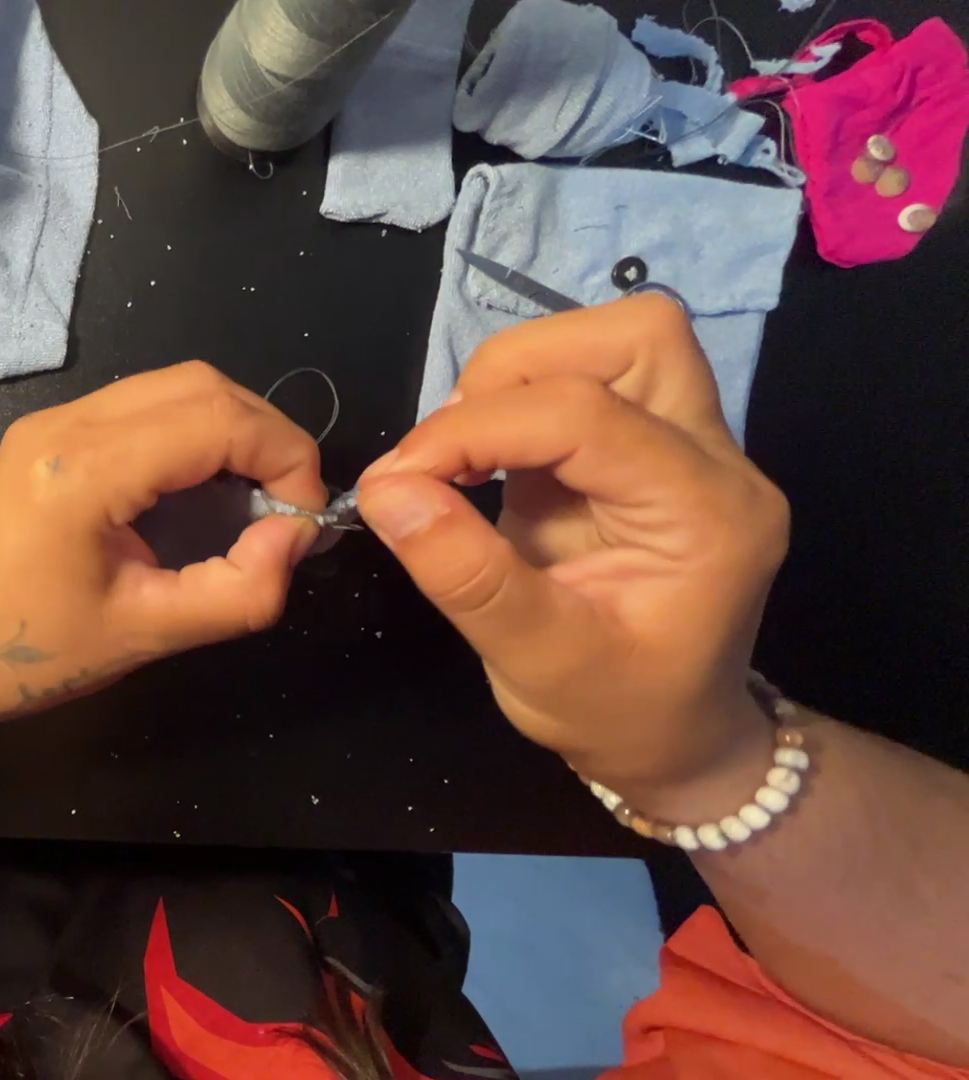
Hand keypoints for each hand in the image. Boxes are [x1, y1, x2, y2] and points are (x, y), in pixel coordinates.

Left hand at [0, 361, 325, 687]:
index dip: (283, 456)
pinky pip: (141, 404)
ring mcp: (50, 420)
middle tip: (283, 502)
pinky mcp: (49, 430)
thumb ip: (242, 589)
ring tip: (250, 494)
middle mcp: (63, 425)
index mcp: (82, 471)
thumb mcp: (151, 633)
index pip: (215, 420)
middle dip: (264, 435)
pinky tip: (200, 484)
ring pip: (172, 385)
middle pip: (199, 384)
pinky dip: (191, 432)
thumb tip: (296, 534)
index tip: (301, 517)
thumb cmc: (39, 652)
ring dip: (230, 428)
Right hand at [358, 297, 791, 805]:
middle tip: (445, 451)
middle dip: (509, 376)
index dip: (469, 431)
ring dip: (508, 379)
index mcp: (701, 512)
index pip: (582, 414)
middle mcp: (704, 458)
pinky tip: (470, 460)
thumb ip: (461, 572)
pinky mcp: (625, 450)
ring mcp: (672, 447)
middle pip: (628, 338)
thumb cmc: (612, 707)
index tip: (391, 481)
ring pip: (606, 342)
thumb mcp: (530, 658)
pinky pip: (573, 380)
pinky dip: (504, 402)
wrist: (666, 734)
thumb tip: (382, 489)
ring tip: (455, 453)